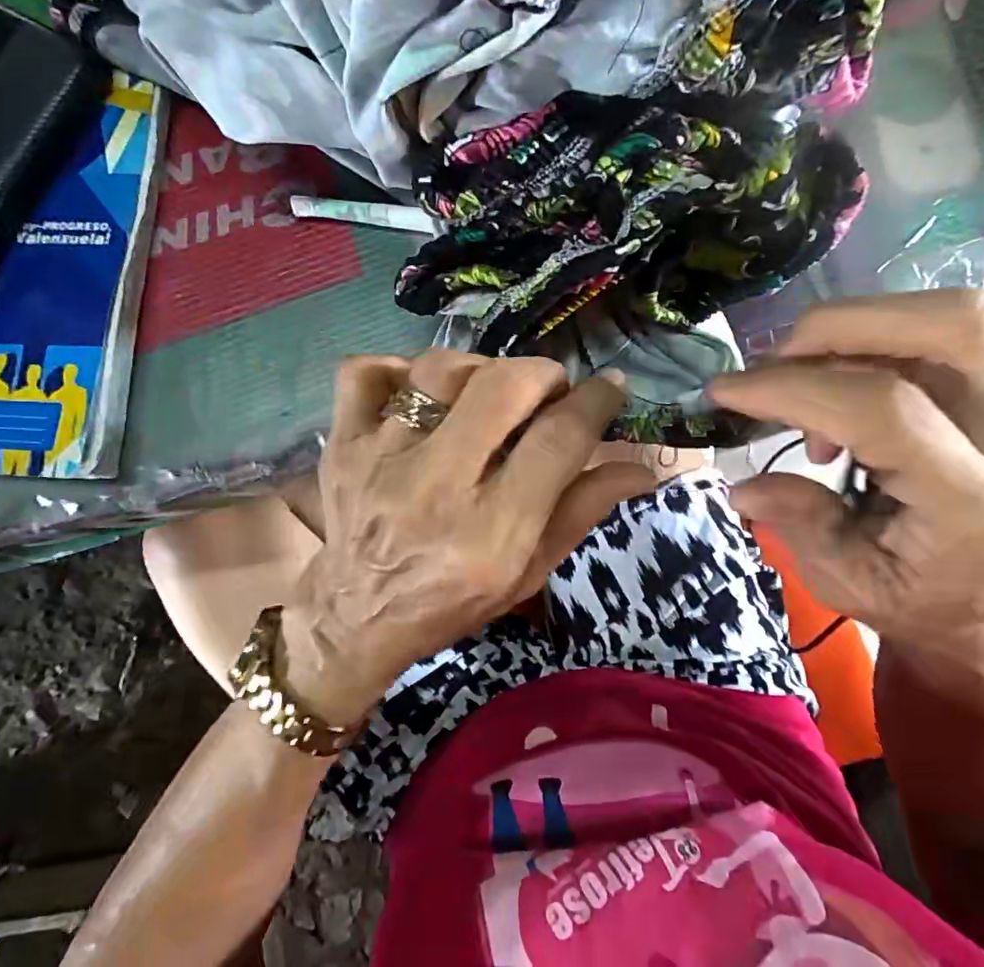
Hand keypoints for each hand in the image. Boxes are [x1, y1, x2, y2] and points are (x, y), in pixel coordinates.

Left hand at [280, 351, 654, 725]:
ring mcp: (380, 457)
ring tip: (487, 393)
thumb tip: (641, 463)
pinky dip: (397, 367)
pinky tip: (419, 391)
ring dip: (478, 368)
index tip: (609, 387)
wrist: (359, 615)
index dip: (596, 401)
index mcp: (492, 530)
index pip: (558, 440)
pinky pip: (364, 372)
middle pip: (502, 387)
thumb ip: (582, 512)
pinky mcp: (342, 443)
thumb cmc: (452, 600)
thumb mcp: (527, 573)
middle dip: (542, 374)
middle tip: (547, 391)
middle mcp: (435, 486)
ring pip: (439, 369)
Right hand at [709, 290, 983, 646]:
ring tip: (799, 377)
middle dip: (836, 330)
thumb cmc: (912, 601)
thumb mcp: (844, 585)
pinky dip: (867, 343)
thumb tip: (746, 485)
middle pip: (946, 329)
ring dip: (852, 329)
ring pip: (950, 317)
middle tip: (770, 366)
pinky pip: (939, 334)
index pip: (887, 411)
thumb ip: (801, 528)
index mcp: (977, 508)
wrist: (981, 601)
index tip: (726, 393)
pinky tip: (834, 390)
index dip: (795, 389)